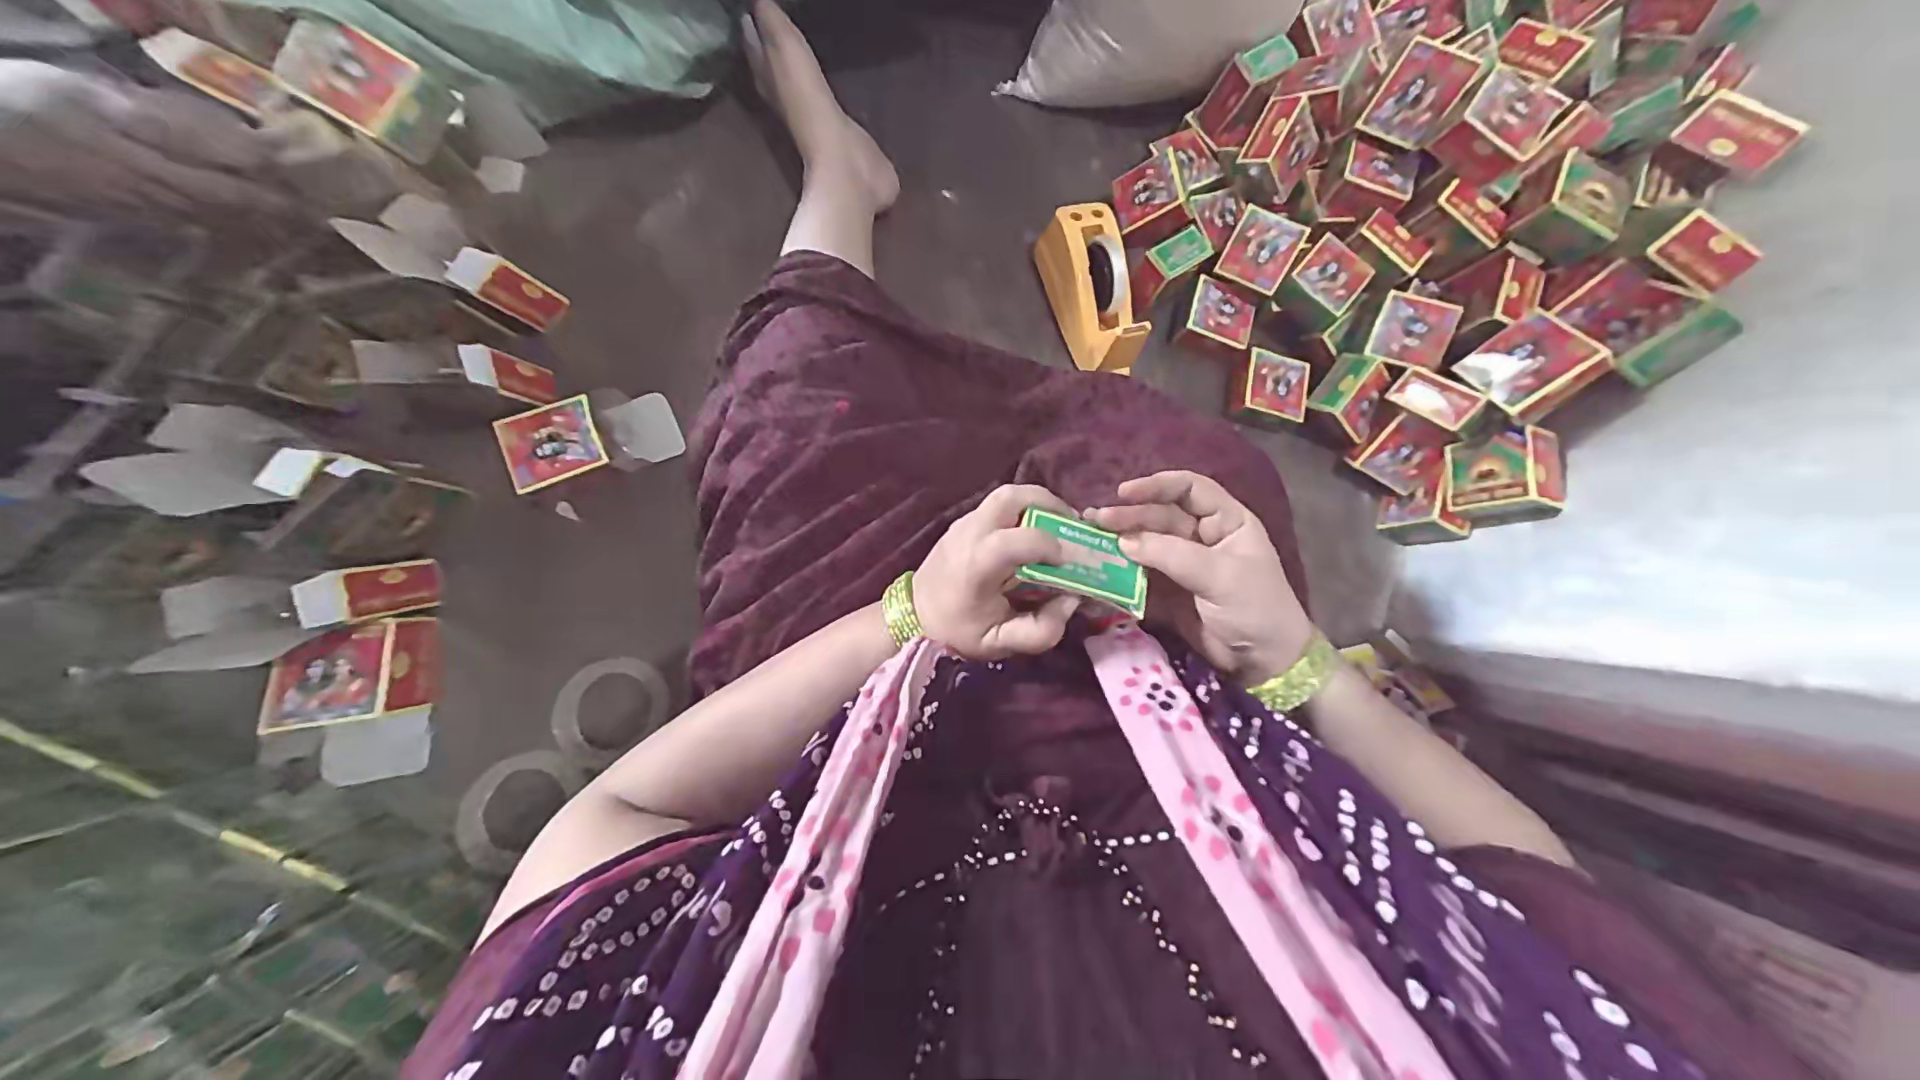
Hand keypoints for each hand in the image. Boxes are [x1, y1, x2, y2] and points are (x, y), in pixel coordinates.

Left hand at [913, 484, 1083, 658]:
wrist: (915, 616)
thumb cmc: (957, 631)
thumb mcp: (1000, 643)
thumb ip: (1040, 630)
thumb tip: (1071, 600)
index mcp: (977, 565)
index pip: (1019, 539)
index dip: (1051, 546)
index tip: (1068, 561)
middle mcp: (970, 534)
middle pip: (1013, 497)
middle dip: (1049, 505)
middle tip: (1071, 525)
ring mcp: (964, 523)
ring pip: (1006, 495)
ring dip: (1037, 503)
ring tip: (1056, 525)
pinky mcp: (963, 522)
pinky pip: (998, 505)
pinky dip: (1022, 511)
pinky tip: (1031, 534)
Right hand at [1085, 471, 1313, 683]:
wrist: (1263, 662)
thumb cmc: (1255, 608)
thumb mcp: (1220, 576)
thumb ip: (1172, 555)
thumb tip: (1124, 541)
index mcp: (1227, 521)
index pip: (1190, 489)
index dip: (1157, 486)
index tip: (1124, 493)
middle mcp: (1204, 535)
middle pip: (1161, 514)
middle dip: (1130, 515)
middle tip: (1097, 521)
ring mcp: (1184, 562)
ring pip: (1148, 541)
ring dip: (1121, 538)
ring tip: (1092, 536)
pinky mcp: (1169, 588)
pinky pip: (1141, 570)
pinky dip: (1121, 567)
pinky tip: (1102, 563)